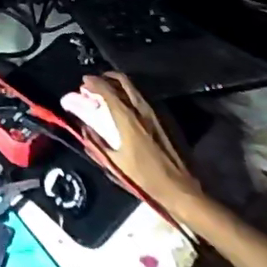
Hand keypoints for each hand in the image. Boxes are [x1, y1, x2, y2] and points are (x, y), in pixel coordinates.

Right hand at [71, 72, 203, 209]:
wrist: (182, 190)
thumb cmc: (146, 178)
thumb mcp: (116, 164)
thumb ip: (97, 144)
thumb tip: (84, 129)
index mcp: (127, 119)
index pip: (107, 90)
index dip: (93, 82)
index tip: (84, 82)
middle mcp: (142, 110)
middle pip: (123, 81)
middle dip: (107, 77)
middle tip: (96, 83)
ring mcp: (156, 114)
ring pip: (134, 88)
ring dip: (119, 85)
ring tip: (109, 93)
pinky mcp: (166, 120)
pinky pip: (144, 98)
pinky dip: (131, 95)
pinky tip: (127, 107)